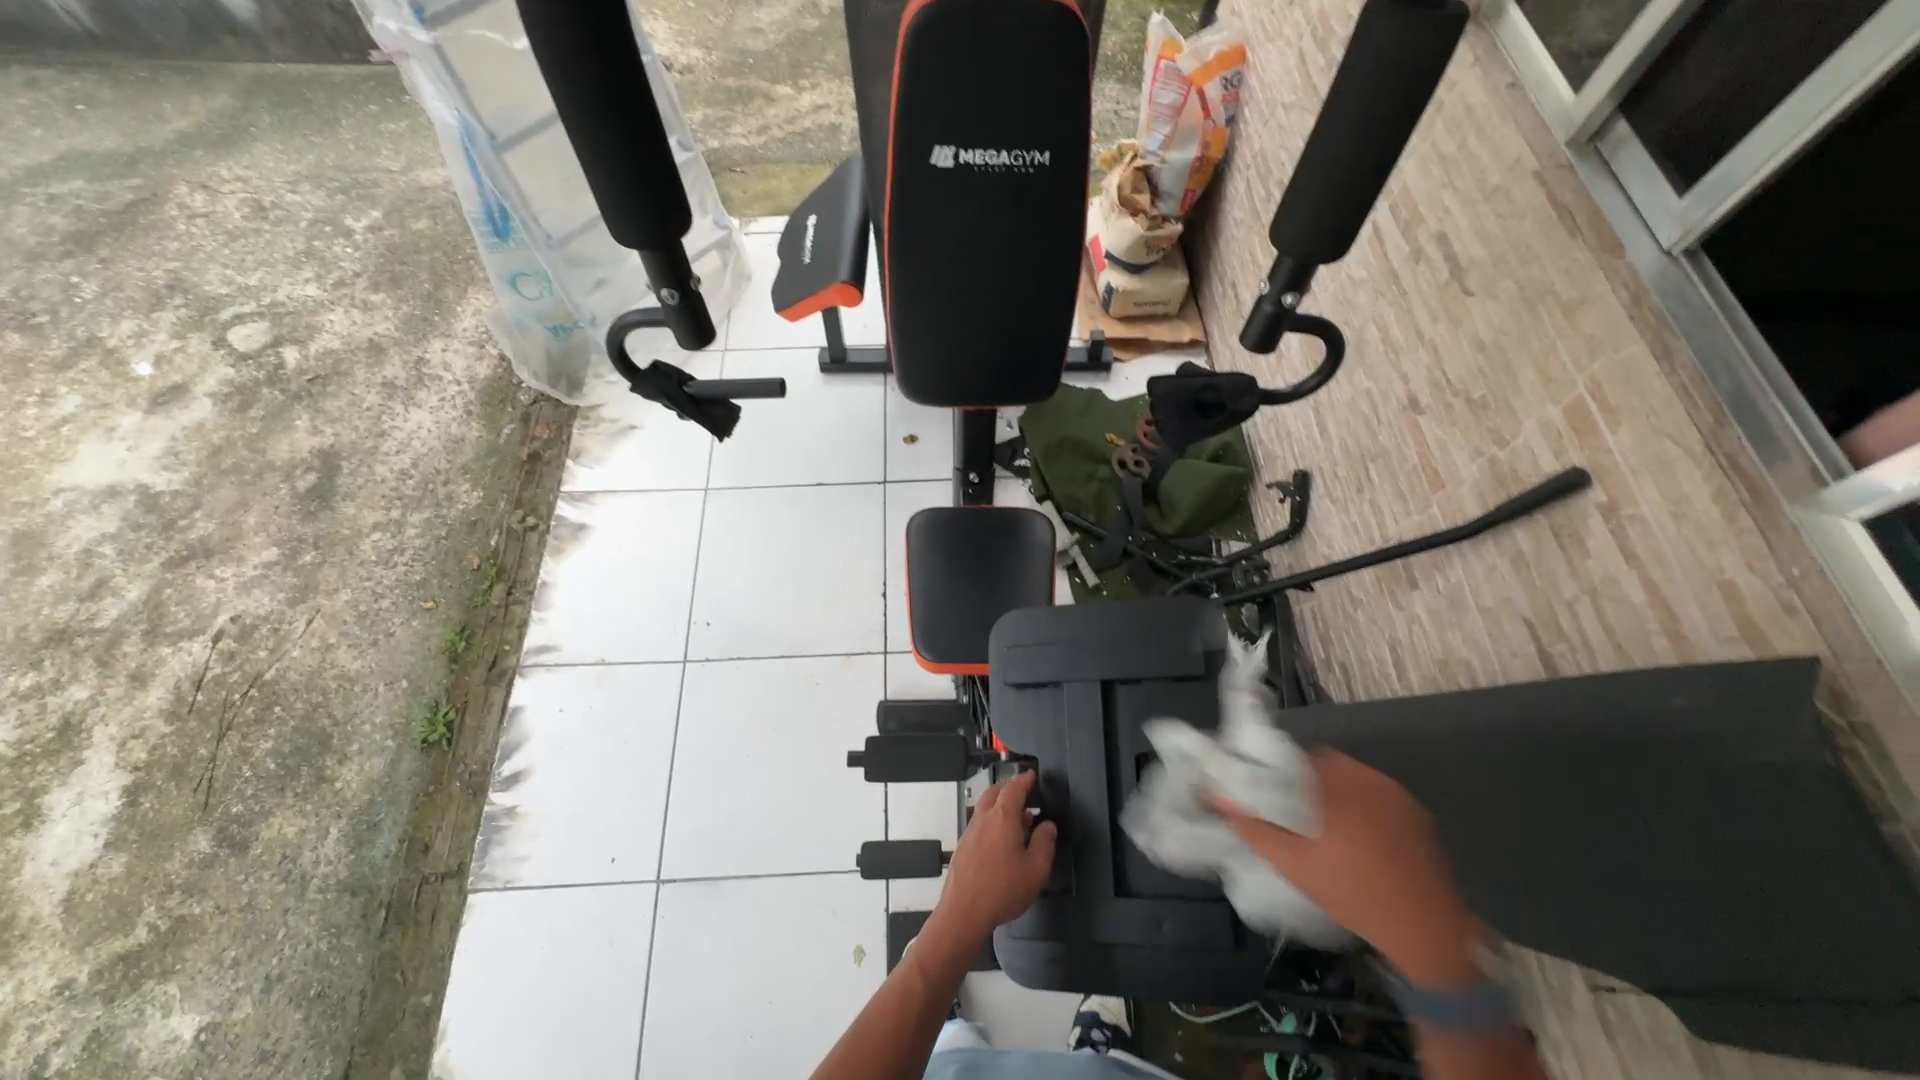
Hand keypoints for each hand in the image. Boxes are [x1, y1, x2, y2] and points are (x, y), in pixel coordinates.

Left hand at [933, 771, 1057, 941]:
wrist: (963, 912)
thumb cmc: (1003, 889)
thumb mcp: (1035, 869)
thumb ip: (1044, 843)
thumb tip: (1047, 825)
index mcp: (1002, 818)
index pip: (1013, 790)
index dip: (1024, 780)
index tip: (1032, 775)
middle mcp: (983, 819)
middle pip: (994, 793)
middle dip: (1008, 788)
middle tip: (1023, 791)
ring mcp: (969, 833)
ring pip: (984, 809)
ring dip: (999, 806)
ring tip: (1018, 819)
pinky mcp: (962, 848)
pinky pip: (979, 824)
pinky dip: (991, 821)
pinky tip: (1001, 841)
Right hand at [1212, 750, 1478, 987]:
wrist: (1428, 929)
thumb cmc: (1354, 895)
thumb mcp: (1295, 866)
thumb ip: (1255, 829)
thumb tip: (1218, 798)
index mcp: (1337, 784)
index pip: (1296, 757)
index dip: (1275, 771)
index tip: (1264, 793)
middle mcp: (1368, 778)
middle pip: (1325, 764)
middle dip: (1304, 782)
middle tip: (1290, 814)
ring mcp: (1397, 794)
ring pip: (1352, 778)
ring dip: (1333, 792)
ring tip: (1321, 827)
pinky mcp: (1417, 813)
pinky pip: (1377, 794)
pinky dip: (1361, 806)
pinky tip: (1357, 839)